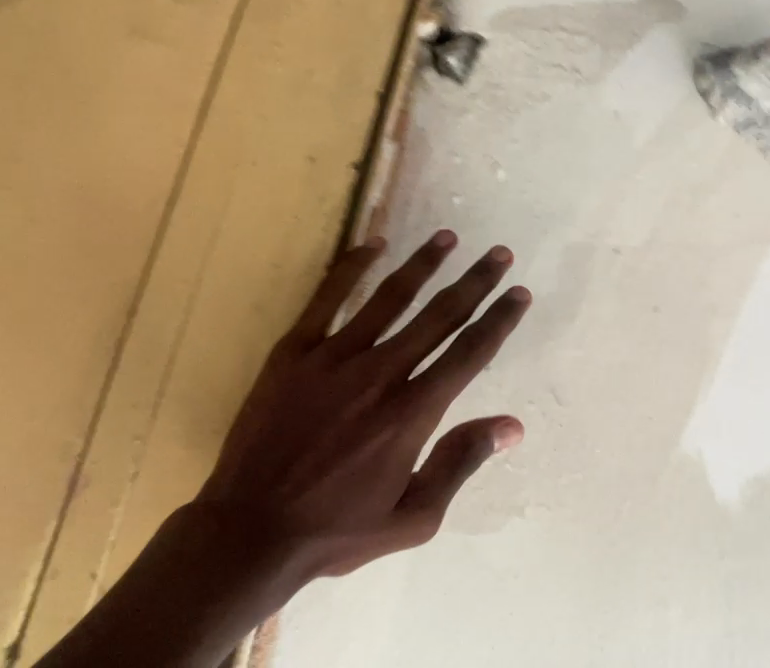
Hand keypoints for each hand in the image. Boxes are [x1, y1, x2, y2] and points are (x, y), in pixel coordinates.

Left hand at [195, 230, 529, 577]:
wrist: (249, 529)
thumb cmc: (336, 531)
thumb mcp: (412, 518)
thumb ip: (460, 463)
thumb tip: (511, 425)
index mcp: (411, 414)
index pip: (468, 354)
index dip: (499, 321)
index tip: (520, 293)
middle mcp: (380, 374)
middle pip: (439, 316)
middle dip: (475, 282)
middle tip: (499, 254)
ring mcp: (334, 357)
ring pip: (390, 297)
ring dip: (423, 264)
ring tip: (447, 238)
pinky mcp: (294, 350)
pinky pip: (328, 297)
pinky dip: (353, 267)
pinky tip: (374, 244)